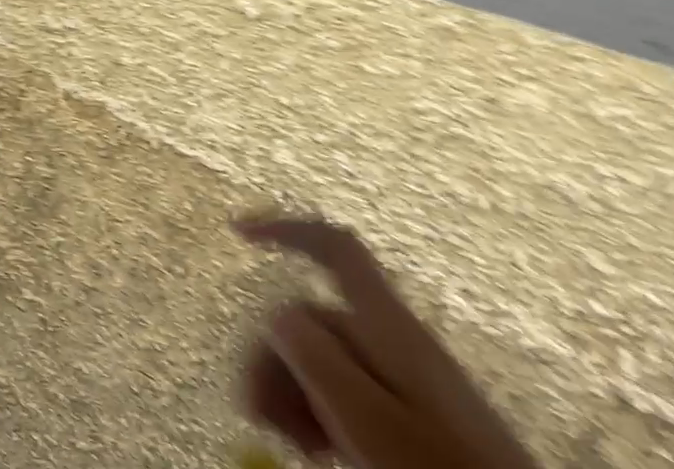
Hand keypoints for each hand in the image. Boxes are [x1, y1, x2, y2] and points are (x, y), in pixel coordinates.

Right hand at [235, 217, 540, 468]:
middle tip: (260, 413)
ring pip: (321, 356)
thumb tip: (275, 311)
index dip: (286, 229)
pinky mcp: (409, 407)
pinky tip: (316, 441)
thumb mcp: (365, 415)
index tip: (238, 233)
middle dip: (273, 359)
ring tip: (293, 439)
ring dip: (291, 389)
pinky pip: (344, 385)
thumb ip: (315, 356)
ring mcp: (402, 373)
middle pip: (311, 318)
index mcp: (388, 327)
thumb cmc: (435, 467)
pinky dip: (317, 406)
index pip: (335, 249)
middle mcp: (393, 338)